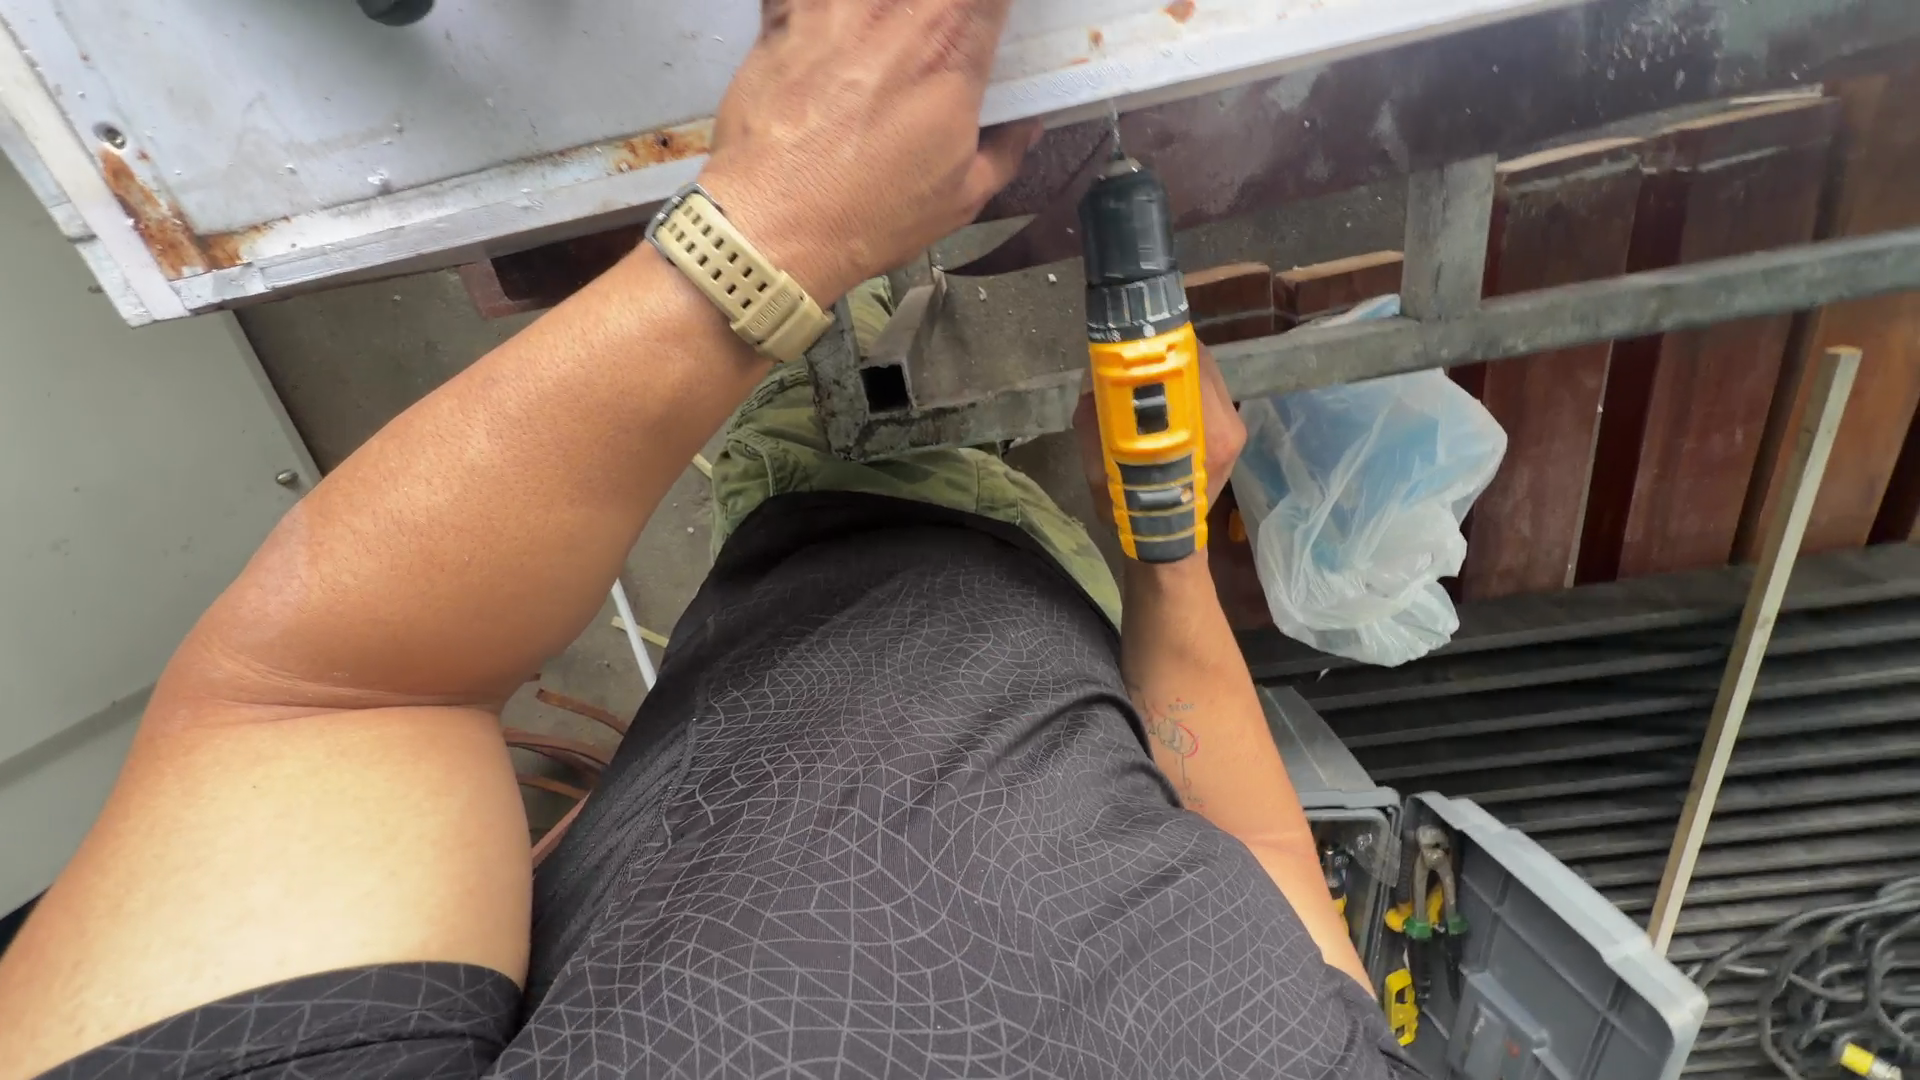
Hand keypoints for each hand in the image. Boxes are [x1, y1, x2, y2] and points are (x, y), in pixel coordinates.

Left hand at [697, 0, 1042, 304]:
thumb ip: (1003, 152)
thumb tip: (1024, 127)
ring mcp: (836, 1)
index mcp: (954, 47)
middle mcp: (899, 6)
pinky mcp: (783, 10)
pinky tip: (835, 31)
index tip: (988, 21)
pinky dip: (822, 8)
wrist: (777, 226)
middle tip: (942, 32)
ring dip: (885, 11)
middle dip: (944, 11)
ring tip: (887, 36)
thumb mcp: (960, 199)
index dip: (994, 6)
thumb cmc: (871, 216)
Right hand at [1073, 343, 1247, 541]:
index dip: (1161, 347)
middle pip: (1201, 362)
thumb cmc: (1130, 512)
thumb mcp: (1098, 472)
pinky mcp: (1233, 433)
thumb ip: (1093, 425)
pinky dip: (1185, 382)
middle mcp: (1227, 426)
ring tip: (1146, 367)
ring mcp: (1234, 428)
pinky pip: (1209, 391)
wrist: (1165, 545)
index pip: (1188, 366)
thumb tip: (1091, 383)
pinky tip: (1162, 391)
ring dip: (1176, 365)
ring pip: (1207, 373)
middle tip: (1134, 349)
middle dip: (1166, 351)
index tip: (1132, 341)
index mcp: (1201, 436)